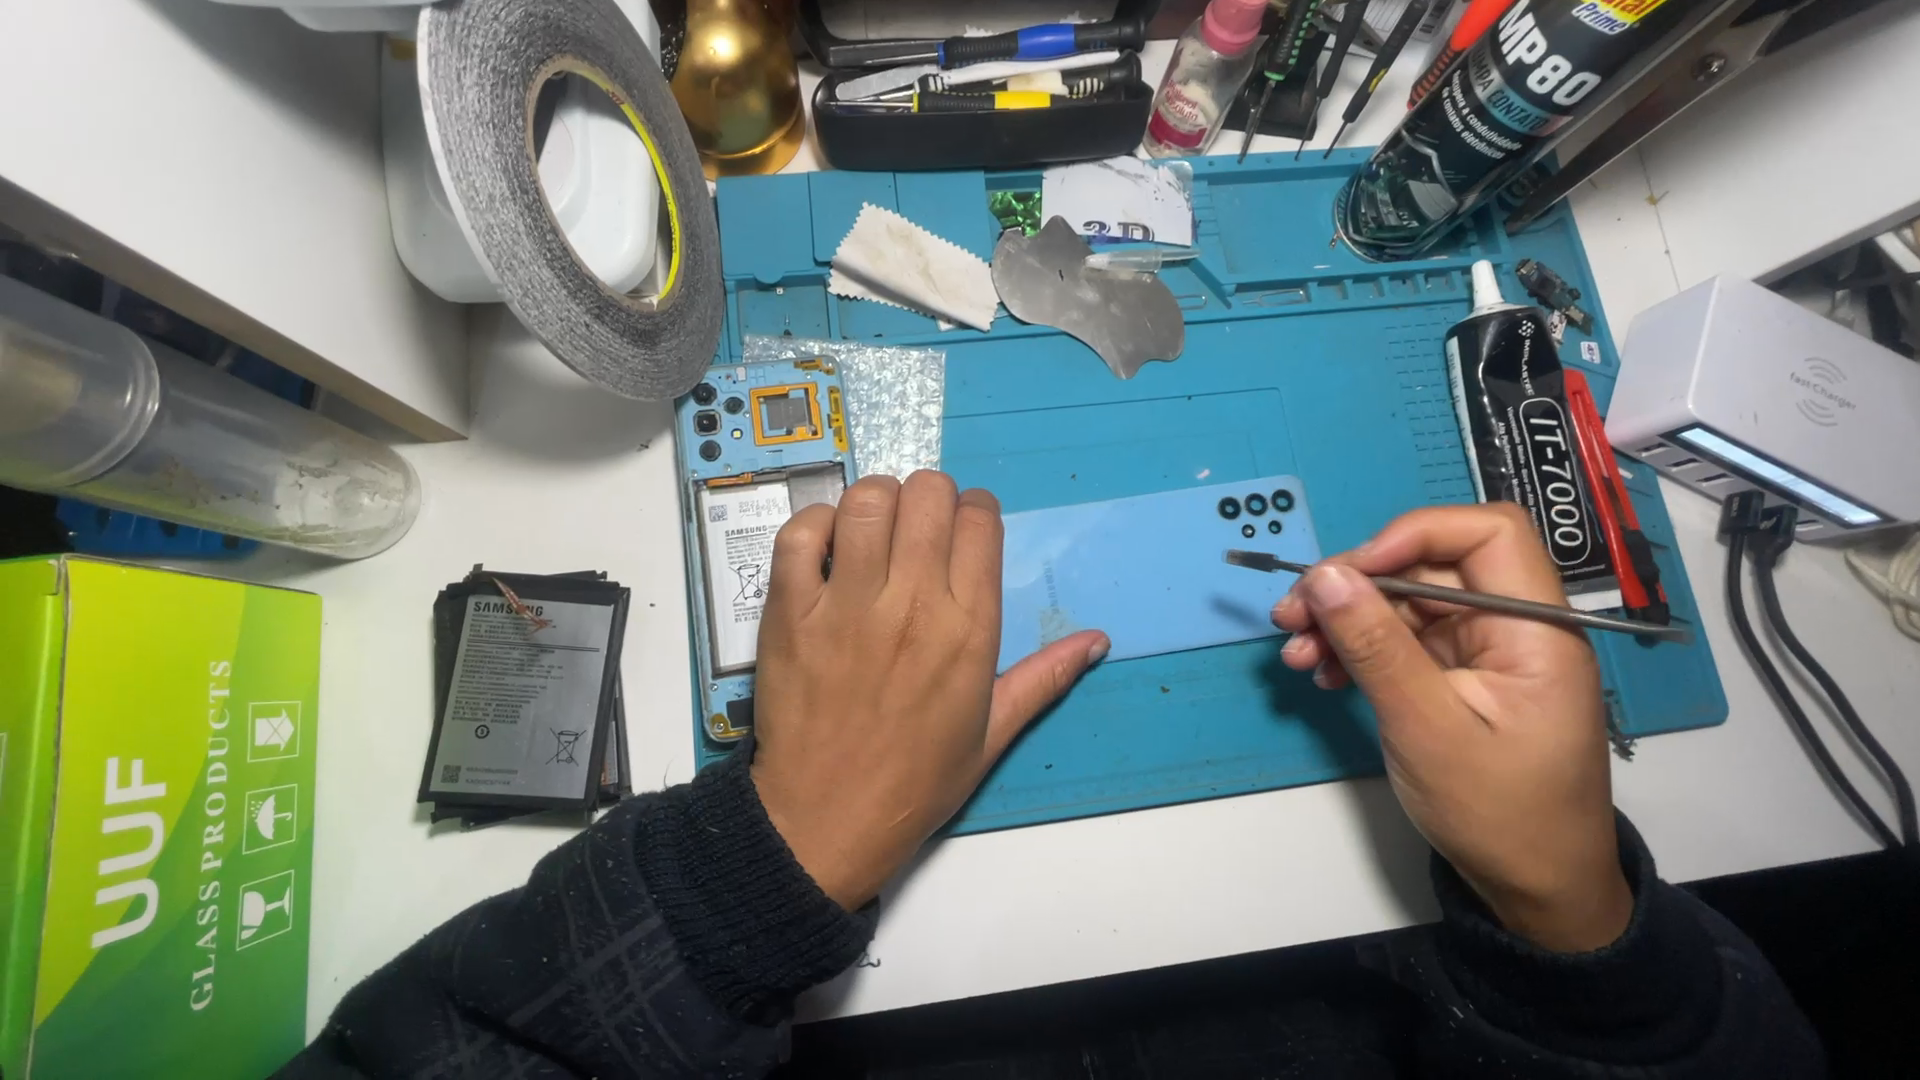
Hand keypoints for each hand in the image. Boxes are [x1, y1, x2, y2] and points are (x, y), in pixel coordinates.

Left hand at [750, 471, 1109, 909]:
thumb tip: (1098, 640)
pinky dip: (815, 523)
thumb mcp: (993, 733)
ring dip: (877, 502)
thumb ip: (1045, 677)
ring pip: (867, 501)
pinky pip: (799, 533)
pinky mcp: (791, 610)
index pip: (980, 521)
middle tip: (919, 526)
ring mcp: (847, 603)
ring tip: (875, 531)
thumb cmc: (917, 779)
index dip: (976, 509)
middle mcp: (913, 602)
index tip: (964, 526)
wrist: (826, 819)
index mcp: (969, 628)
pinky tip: (827, 546)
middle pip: (927, 495)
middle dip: (930, 496)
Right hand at [1272, 504, 1630, 952]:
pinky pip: (1394, 637)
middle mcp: (1508, 625)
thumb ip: (1375, 645)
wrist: (1530, 885)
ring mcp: (1476, 648)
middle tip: (1290, 617)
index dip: (1412, 536)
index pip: (1486, 534)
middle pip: (1425, 566)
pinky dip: (1352, 646)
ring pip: (1399, 601)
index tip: (1348, 574)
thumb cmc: (1496, 810)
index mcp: (1532, 628)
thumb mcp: (1425, 726)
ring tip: (1296, 653)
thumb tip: (1323, 575)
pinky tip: (1322, 672)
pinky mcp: (1450, 671)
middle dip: (1352, 584)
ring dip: (1340, 618)